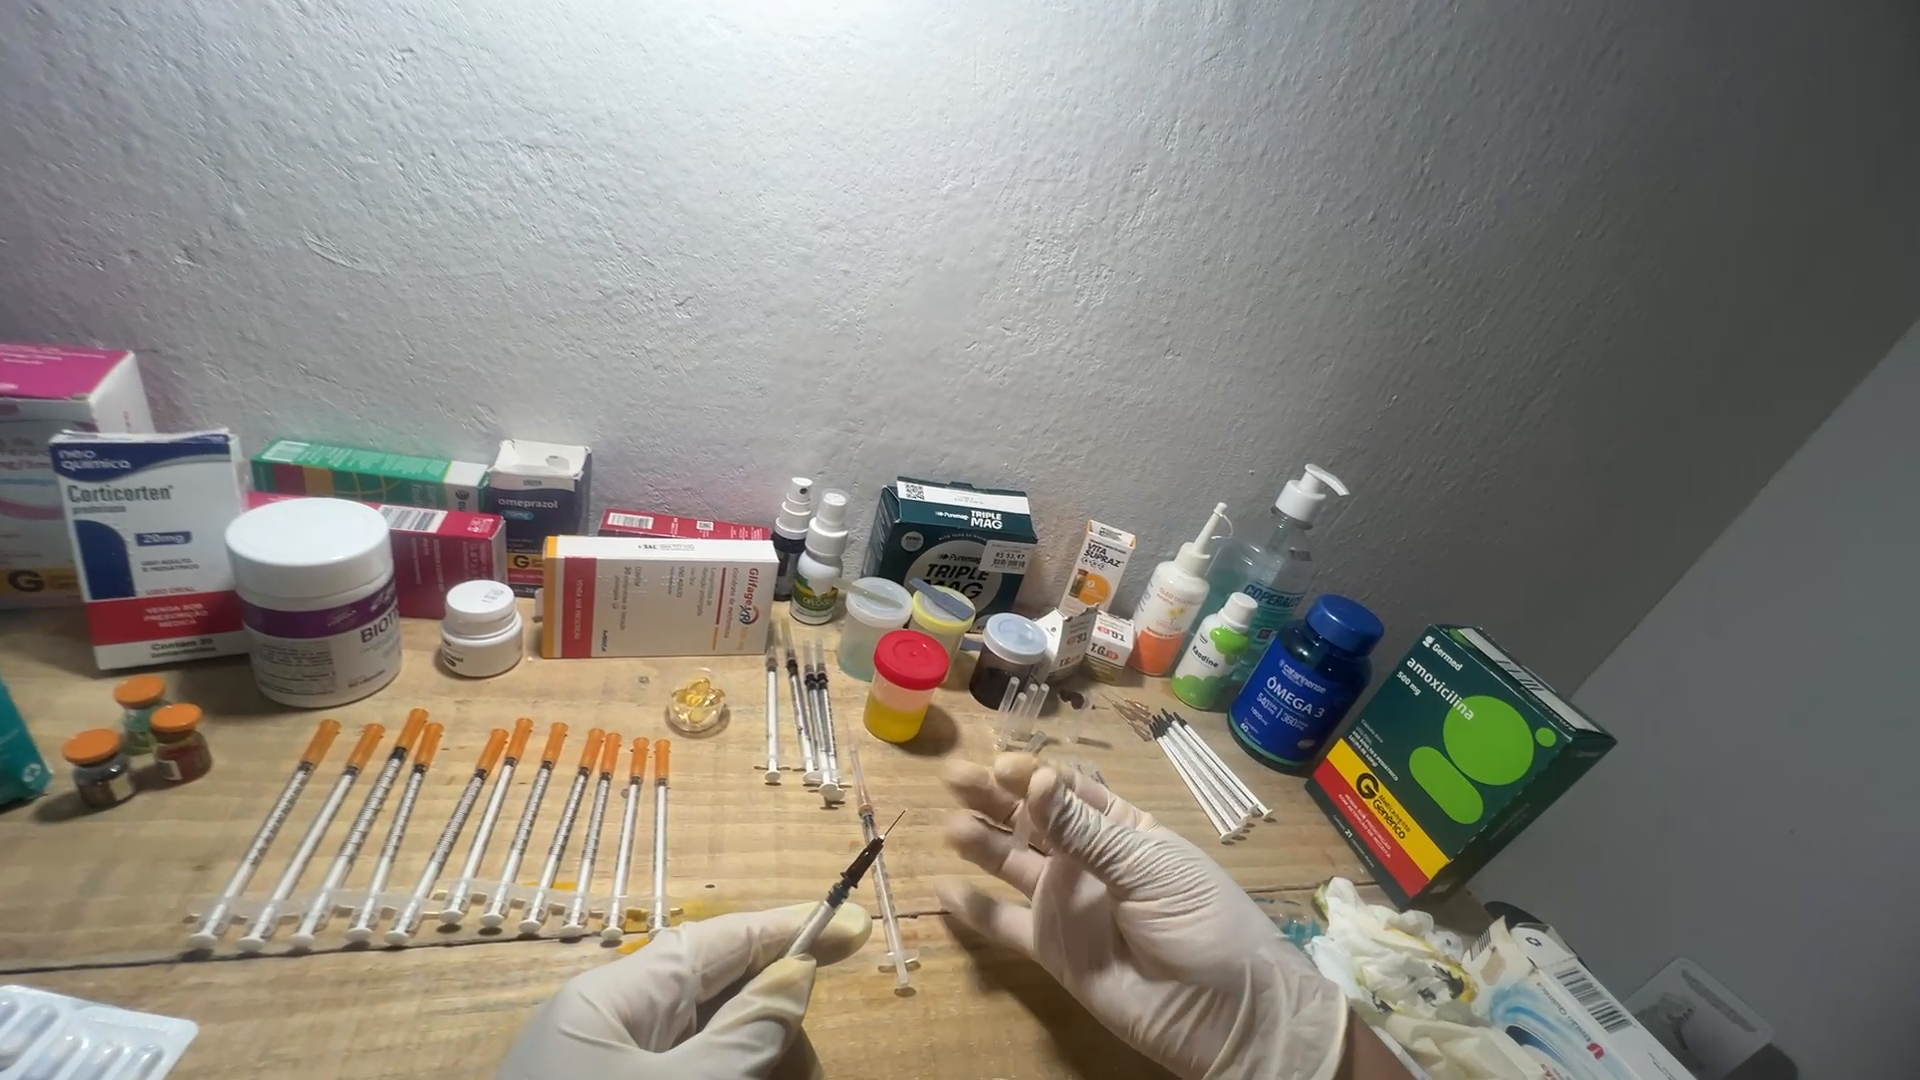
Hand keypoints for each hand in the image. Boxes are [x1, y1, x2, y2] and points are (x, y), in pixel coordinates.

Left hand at [498, 903, 871, 1078]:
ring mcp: (611, 1071)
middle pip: (719, 997)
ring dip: (754, 1065)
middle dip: (772, 1024)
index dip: (792, 928)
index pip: (723, 939)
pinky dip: (727, 1076)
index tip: (855, 926)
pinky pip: (689, 1073)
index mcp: (617, 999)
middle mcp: (613, 1026)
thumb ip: (745, 1034)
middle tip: (804, 1074)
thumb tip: (799, 971)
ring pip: (710, 1048)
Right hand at [938, 754, 1350, 1079]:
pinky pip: (1006, 926)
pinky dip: (975, 910)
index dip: (1035, 774)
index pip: (1068, 788)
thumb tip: (1037, 781)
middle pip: (1031, 818)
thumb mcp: (1146, 866)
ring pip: (1012, 864)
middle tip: (954, 777)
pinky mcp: (1053, 949)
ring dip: (981, 843)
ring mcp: (1067, 903)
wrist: (1228, 1015)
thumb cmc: (1201, 921)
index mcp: (1119, 827)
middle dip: (994, 796)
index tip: (1003, 766)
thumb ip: (1086, 831)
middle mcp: (1086, 858)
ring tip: (949, 826)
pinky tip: (943, 889)